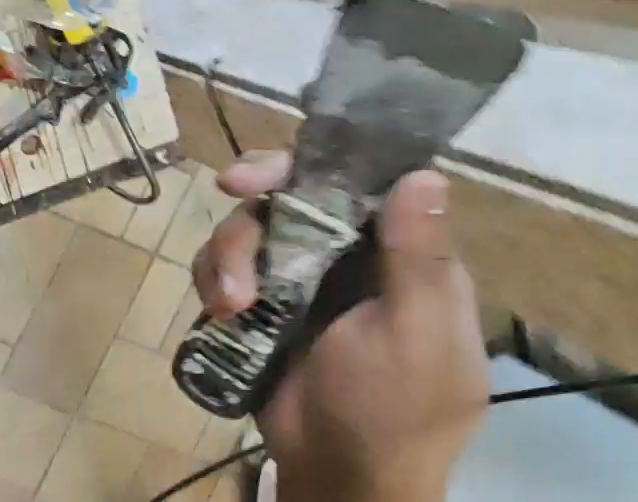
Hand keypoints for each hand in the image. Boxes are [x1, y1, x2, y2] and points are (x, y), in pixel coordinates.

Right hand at [193, 153, 487, 501]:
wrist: (337, 472)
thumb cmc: (389, 408)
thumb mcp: (413, 336)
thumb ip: (417, 260)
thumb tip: (425, 175)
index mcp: (399, 259)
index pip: (353, 185)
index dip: (304, 166)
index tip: (259, 173)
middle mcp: (346, 258)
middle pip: (286, 197)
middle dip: (253, 200)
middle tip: (227, 192)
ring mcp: (297, 278)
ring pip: (246, 230)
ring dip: (228, 256)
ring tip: (231, 305)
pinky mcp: (258, 299)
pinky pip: (219, 264)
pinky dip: (212, 280)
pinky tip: (221, 312)